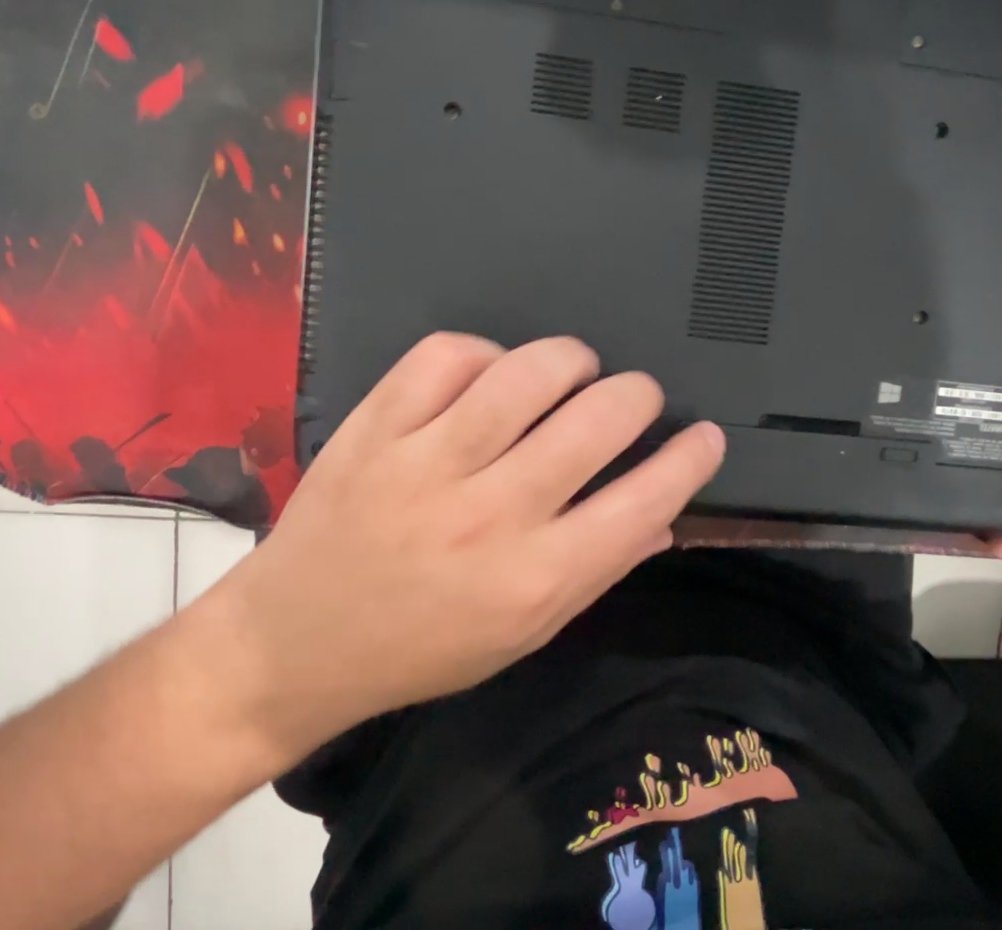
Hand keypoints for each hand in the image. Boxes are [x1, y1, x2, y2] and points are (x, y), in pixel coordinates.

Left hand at [209, 333, 724, 763]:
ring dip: (571, 360)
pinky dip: (485, 352)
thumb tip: (661, 516)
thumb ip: (594, 572)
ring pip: (527, 373)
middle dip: (637, 396)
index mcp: (533, 579)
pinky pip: (447, 354)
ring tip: (573, 372)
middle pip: (597, 420)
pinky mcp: (376, 427)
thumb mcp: (521, 635)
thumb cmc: (419, 649)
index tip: (706, 436)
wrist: (295, 642)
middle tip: (632, 400)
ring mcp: (426, 463)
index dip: (689, 459)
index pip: (642, 502)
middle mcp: (488, 515)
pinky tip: (491, 374)